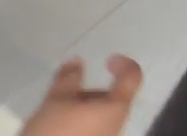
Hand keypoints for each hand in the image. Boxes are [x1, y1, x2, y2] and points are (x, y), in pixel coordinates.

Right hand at [16, 57, 141, 135]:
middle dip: (89, 93)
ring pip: (99, 116)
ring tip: (53, 116)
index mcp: (118, 106)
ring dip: (80, 111)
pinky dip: (77, 125)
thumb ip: (68, 79)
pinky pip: (91, 130)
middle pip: (112, 98)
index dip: (124, 63)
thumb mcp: (55, 103)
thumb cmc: (53, 134)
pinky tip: (56, 130)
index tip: (108, 59)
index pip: (133, 76)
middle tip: (64, 97)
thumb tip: (75, 60)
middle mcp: (119, 122)